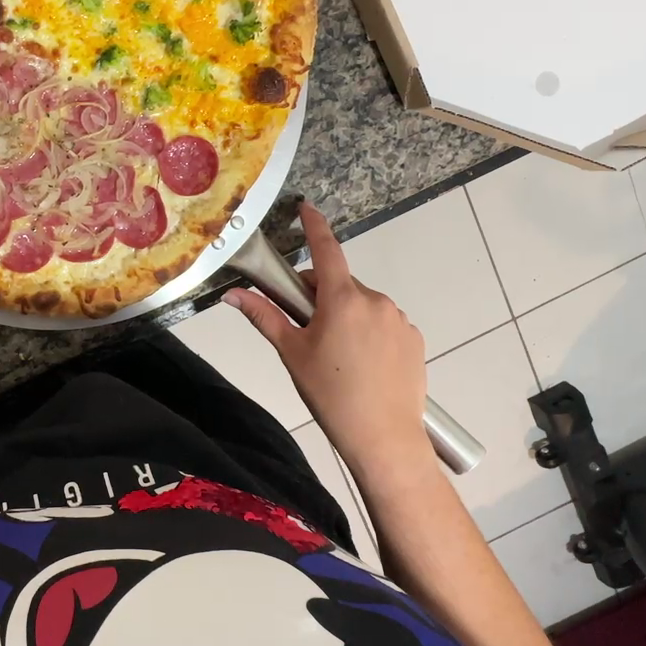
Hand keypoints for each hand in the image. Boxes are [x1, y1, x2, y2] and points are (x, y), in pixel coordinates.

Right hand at [225, 202, 431, 472]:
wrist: (383, 438)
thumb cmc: (330, 394)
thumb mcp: (291, 353)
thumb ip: (263, 316)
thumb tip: (231, 294)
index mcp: (342, 299)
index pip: (326, 250)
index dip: (315, 226)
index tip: (306, 207)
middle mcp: (375, 300)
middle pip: (339, 284)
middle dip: (320, 297)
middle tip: (306, 330)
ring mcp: (399, 319)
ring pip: (362, 305)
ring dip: (346, 315)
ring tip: (337, 356)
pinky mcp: (414, 339)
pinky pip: (383, 323)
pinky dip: (368, 333)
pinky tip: (362, 365)